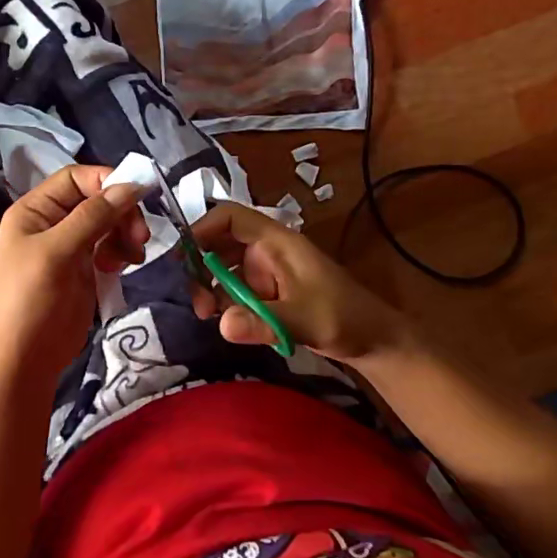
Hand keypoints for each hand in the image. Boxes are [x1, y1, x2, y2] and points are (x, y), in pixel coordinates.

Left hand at [0, 165, 148, 381]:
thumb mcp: (58, 253)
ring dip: (125, 233)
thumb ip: (93, 217)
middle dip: (121, 213)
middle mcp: (51, 223)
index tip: (138, 197)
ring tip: (133, 256)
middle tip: (141, 237)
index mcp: (34, 211)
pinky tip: (125, 266)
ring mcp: (69, 247)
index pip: (75, 179)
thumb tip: (130, 185)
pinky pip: (109, 247)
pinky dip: (122, 252)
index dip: (106, 182)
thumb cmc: (31, 301)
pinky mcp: (84, 270)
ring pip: (108, 224)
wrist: (24, 360)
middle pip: (96, 200)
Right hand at [189, 203, 408, 361]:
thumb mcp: (303, 320)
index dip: (203, 228)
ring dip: (209, 286)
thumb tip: (221, 324)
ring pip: (224, 268)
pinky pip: (234, 290)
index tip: (184, 257)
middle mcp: (266, 251)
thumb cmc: (343, 317)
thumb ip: (262, 322)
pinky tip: (222, 320)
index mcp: (276, 241)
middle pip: (220, 242)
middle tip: (195, 299)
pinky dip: (223, 302)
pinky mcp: (266, 294)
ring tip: (205, 314)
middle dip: (201, 266)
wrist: (372, 340)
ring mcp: (266, 273)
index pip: (231, 217)